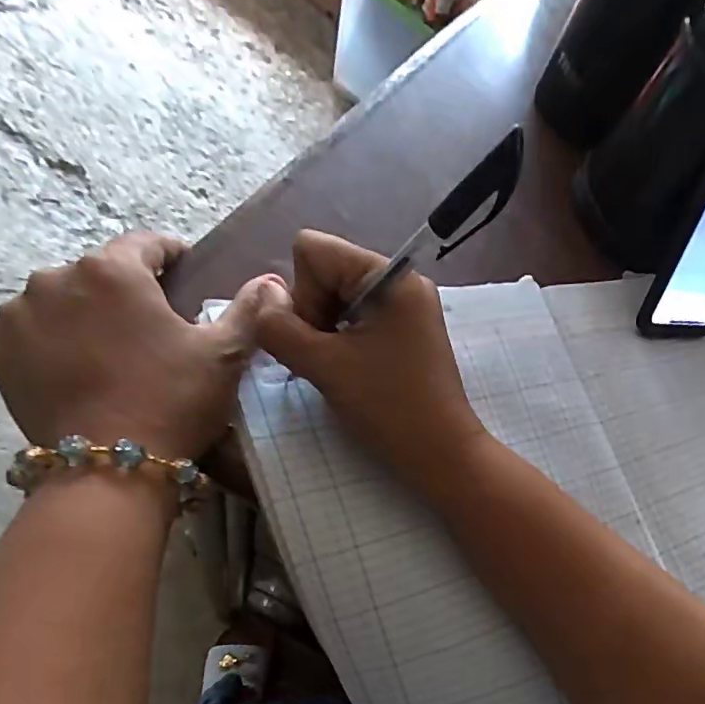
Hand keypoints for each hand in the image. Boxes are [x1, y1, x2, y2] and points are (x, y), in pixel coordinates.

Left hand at [0, 232, 288, 460]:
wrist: (110, 469)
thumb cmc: (173, 403)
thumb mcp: (224, 357)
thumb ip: (248, 311)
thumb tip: (271, 281)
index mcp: (113, 271)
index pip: (146, 244)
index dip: (170, 256)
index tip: (183, 274)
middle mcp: (55, 278)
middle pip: (99, 276)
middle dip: (124, 295)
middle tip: (148, 334)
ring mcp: (18, 315)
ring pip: (59, 303)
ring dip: (83, 318)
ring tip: (107, 358)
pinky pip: (28, 335)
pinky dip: (48, 346)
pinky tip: (72, 373)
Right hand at [255, 230, 486, 484]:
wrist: (442, 453)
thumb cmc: (388, 408)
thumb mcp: (324, 366)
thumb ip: (280, 328)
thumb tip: (262, 300)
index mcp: (389, 275)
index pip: (313, 250)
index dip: (301, 294)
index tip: (320, 340)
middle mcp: (400, 281)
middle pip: (325, 272)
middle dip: (313, 315)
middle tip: (325, 361)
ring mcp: (406, 308)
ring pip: (337, 299)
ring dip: (325, 334)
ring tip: (339, 372)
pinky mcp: (406, 333)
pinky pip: (358, 320)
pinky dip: (343, 344)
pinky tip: (351, 374)